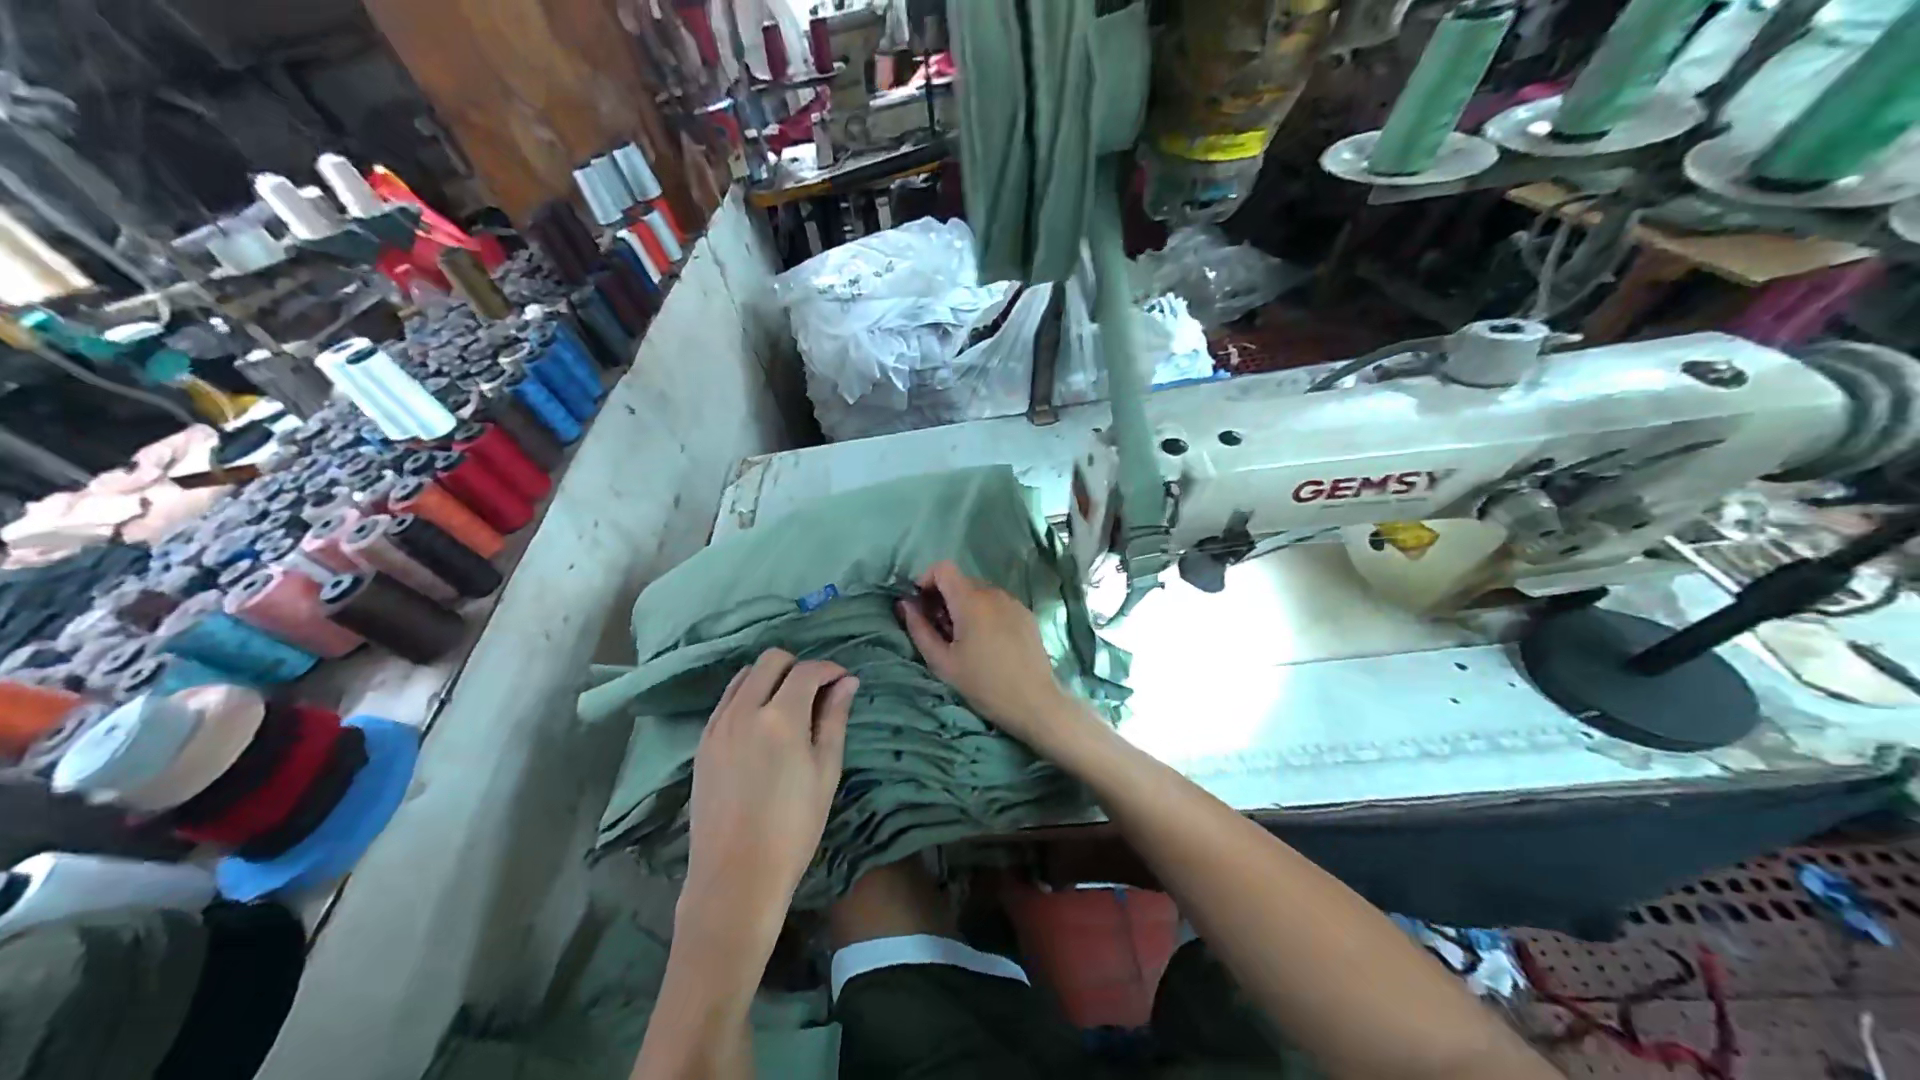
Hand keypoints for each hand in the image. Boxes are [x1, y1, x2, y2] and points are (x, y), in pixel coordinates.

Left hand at [680, 649, 857, 934]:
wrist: (736, 876)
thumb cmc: (793, 828)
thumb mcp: (825, 772)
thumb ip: (835, 719)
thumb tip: (848, 682)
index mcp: (780, 718)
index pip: (807, 671)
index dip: (829, 669)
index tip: (843, 681)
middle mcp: (744, 711)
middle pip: (771, 660)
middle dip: (799, 666)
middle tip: (817, 692)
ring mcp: (718, 725)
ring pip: (744, 675)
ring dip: (771, 677)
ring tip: (790, 705)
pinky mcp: (703, 742)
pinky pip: (727, 700)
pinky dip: (748, 696)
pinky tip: (762, 724)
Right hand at [897, 561, 1082, 747]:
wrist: (1034, 703)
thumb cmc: (983, 684)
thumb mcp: (942, 662)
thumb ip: (919, 628)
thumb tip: (904, 604)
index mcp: (971, 600)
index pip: (943, 568)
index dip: (926, 580)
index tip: (922, 606)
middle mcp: (993, 593)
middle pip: (960, 581)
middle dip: (944, 598)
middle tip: (941, 631)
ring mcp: (1013, 602)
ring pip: (979, 592)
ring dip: (965, 607)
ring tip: (965, 641)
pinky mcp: (1026, 614)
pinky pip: (997, 604)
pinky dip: (985, 613)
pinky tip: (988, 643)